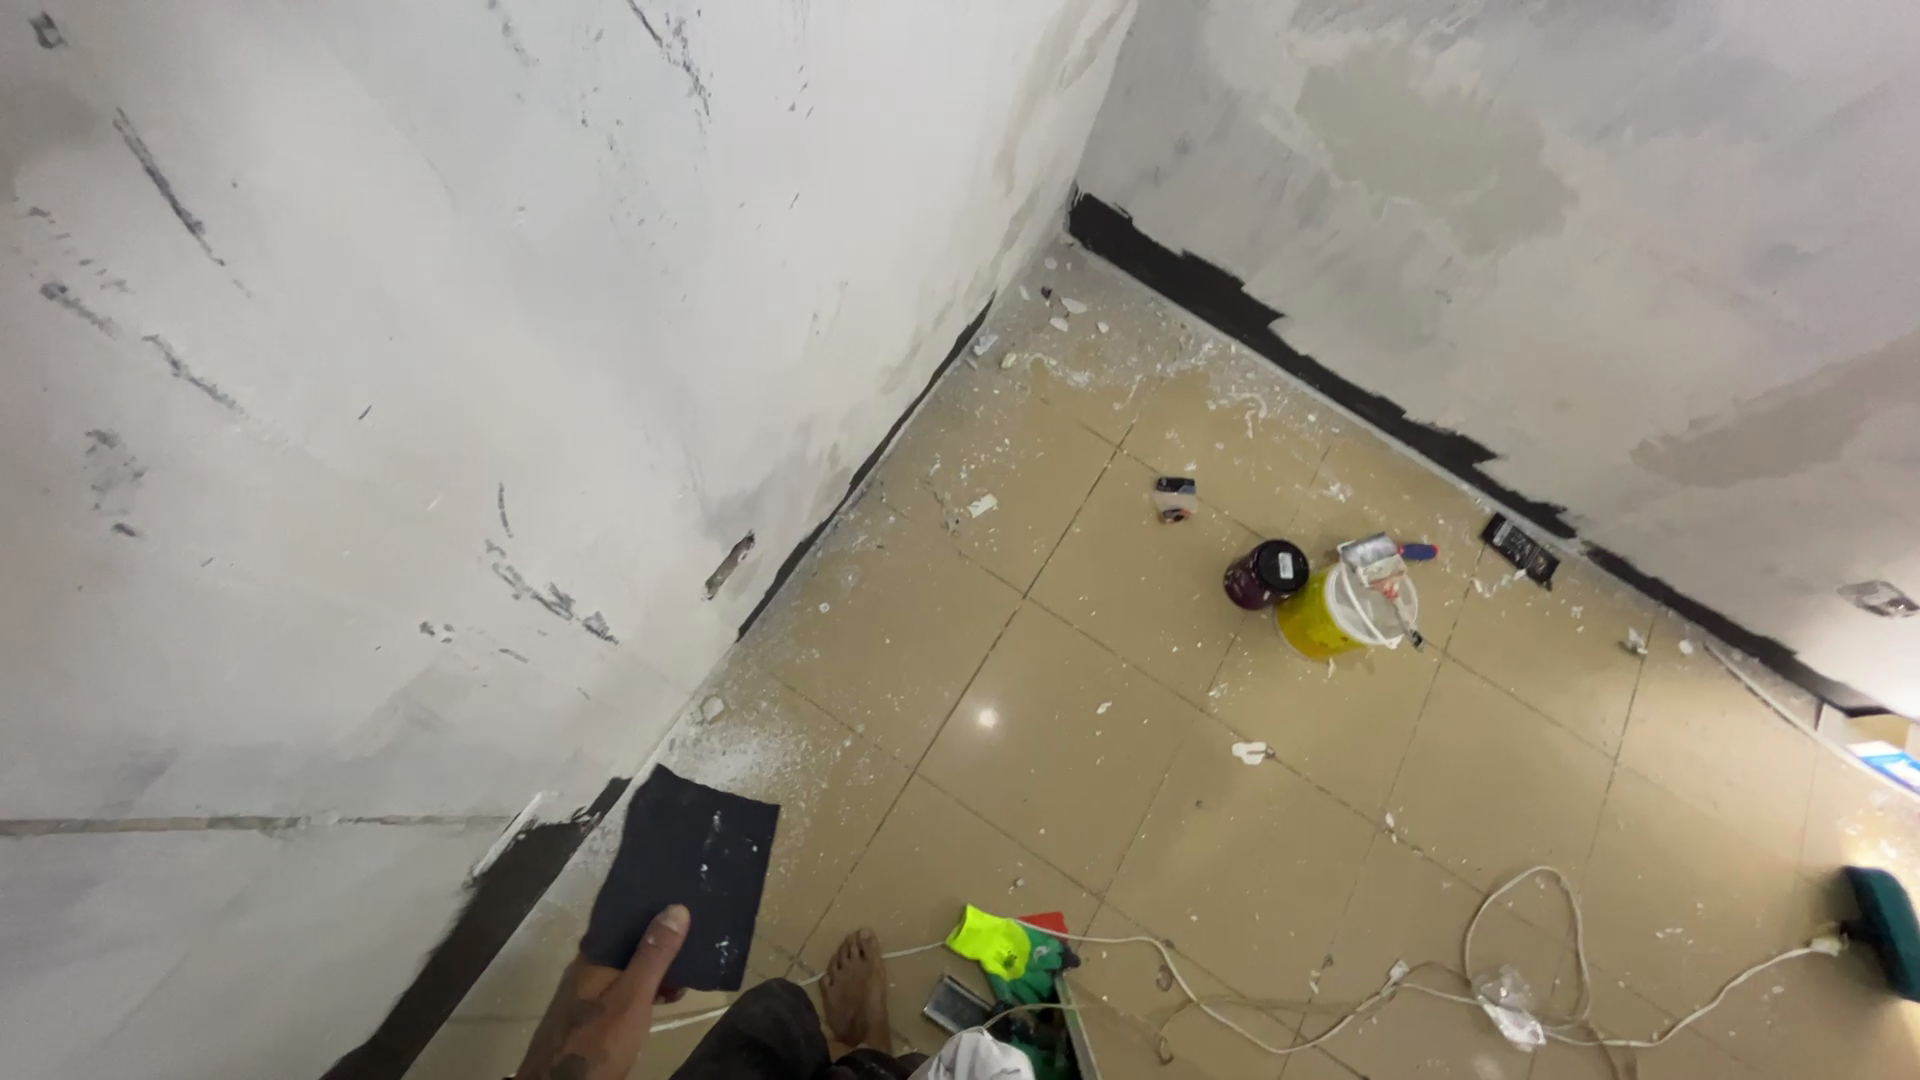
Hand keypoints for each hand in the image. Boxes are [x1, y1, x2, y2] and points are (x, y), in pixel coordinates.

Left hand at [516, 904, 690, 1079]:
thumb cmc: (595, 1044)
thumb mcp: (632, 997)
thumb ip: (654, 954)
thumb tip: (676, 907)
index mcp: (592, 957)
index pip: (622, 916)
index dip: (651, 905)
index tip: (682, 895)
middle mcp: (586, 970)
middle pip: (627, 941)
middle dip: (660, 935)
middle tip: (696, 928)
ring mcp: (587, 996)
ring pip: (628, 967)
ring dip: (657, 964)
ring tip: (690, 965)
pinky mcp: (592, 1019)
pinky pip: (626, 989)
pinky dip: (647, 987)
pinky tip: (668, 996)